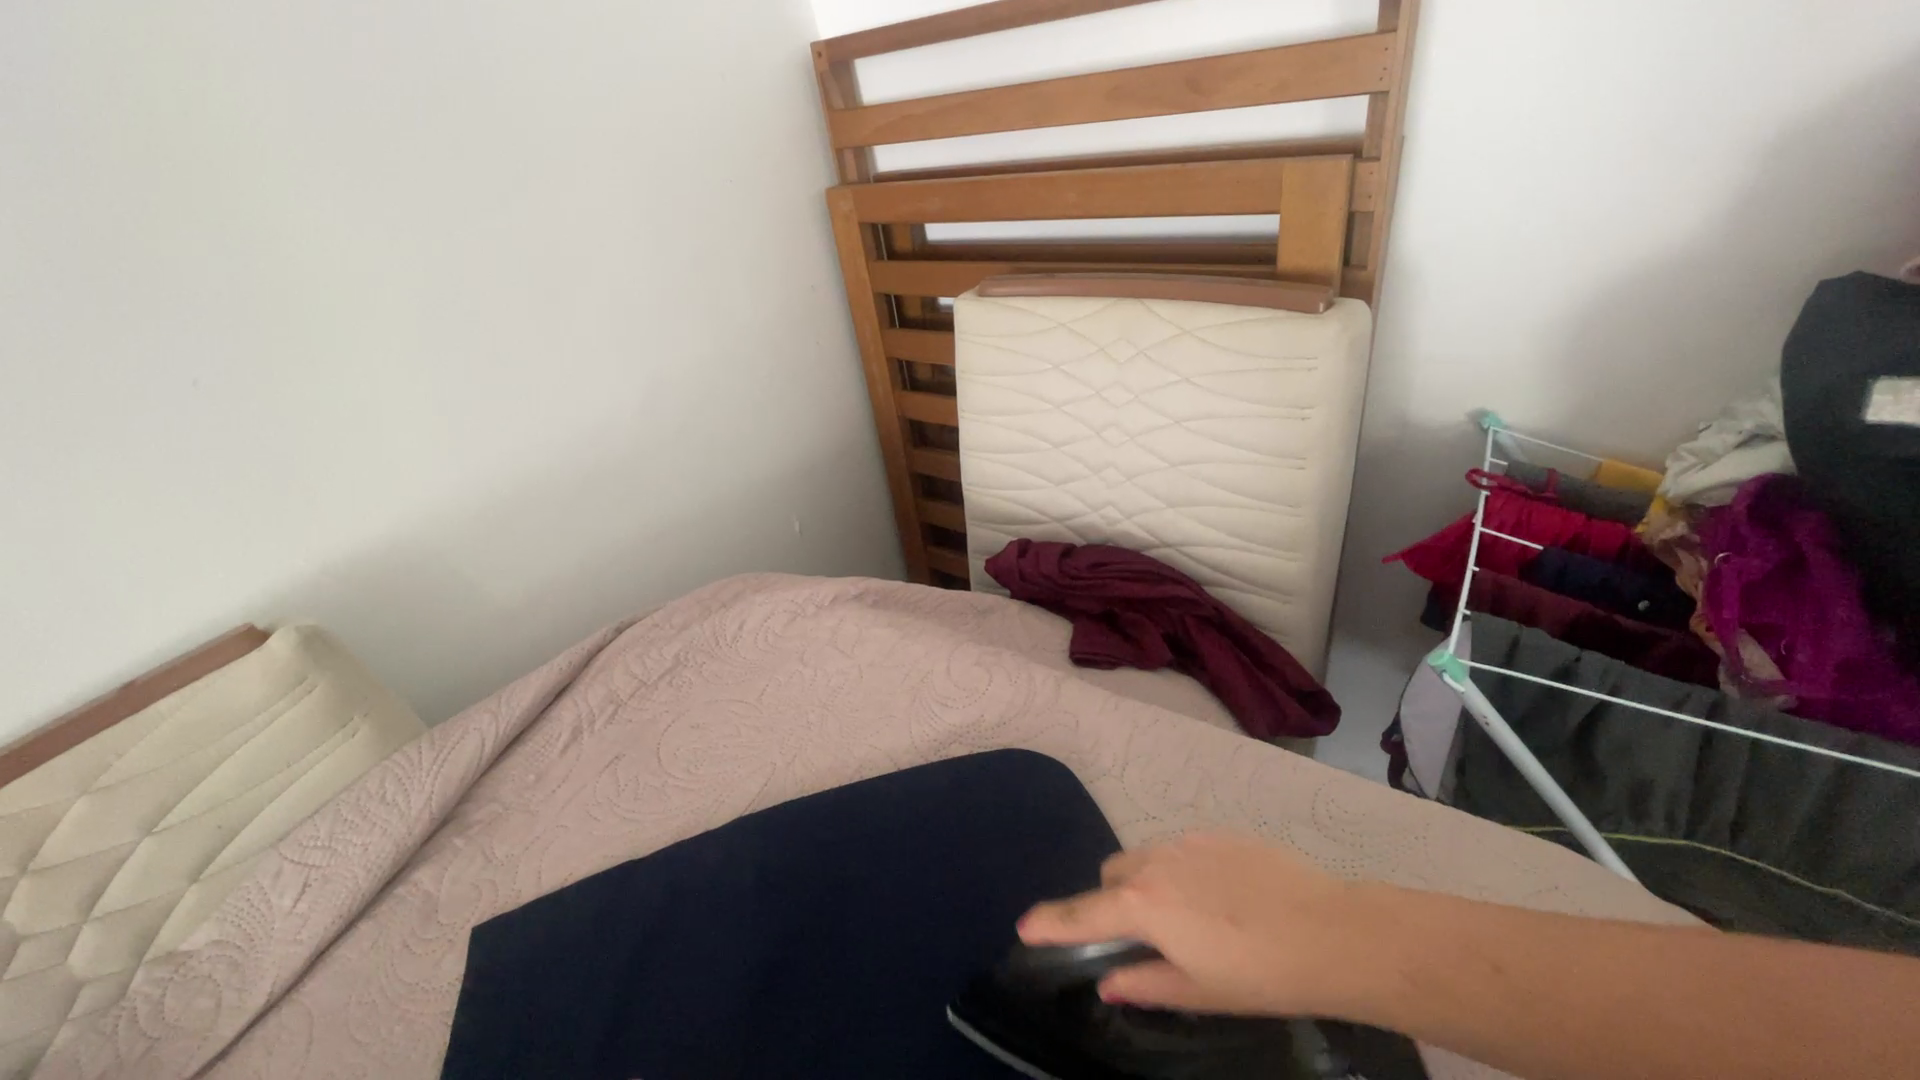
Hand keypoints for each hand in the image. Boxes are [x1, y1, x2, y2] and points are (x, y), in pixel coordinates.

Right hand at [1017, 831, 1371, 1016]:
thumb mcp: (1198, 990)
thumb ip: (1145, 983)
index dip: (1050, 922)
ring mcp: (1188, 842)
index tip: (1025, 927)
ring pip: (1146, 858)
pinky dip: (1181, 870)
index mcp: (1143, 906)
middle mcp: (1155, 863)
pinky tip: (1219, 896)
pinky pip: (1182, 849)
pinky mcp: (1219, 833)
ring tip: (1186, 915)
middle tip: (1138, 933)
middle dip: (1112, 900)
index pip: (1082, 914)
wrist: (1331, 931)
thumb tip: (1109, 982)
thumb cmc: (1260, 973)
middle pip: (1112, 874)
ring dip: (1146, 882)